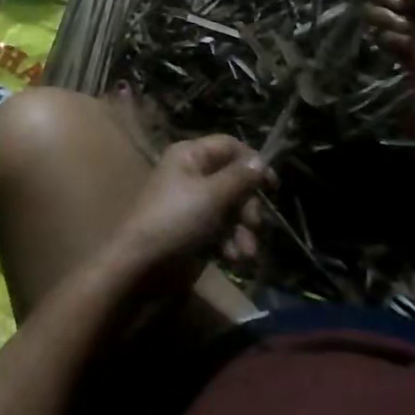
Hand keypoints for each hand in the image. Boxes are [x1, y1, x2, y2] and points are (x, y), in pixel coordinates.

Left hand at [107, 136, 272, 293]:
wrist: (141, 267)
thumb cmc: (176, 220)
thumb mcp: (212, 195)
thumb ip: (240, 178)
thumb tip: (261, 161)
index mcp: (191, 155)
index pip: (230, 146)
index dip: (252, 162)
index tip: (273, 187)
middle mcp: (192, 174)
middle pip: (234, 180)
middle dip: (248, 206)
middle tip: (253, 225)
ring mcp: (193, 204)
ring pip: (231, 209)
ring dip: (243, 231)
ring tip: (245, 253)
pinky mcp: (195, 232)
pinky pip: (222, 231)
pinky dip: (231, 243)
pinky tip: (233, 260)